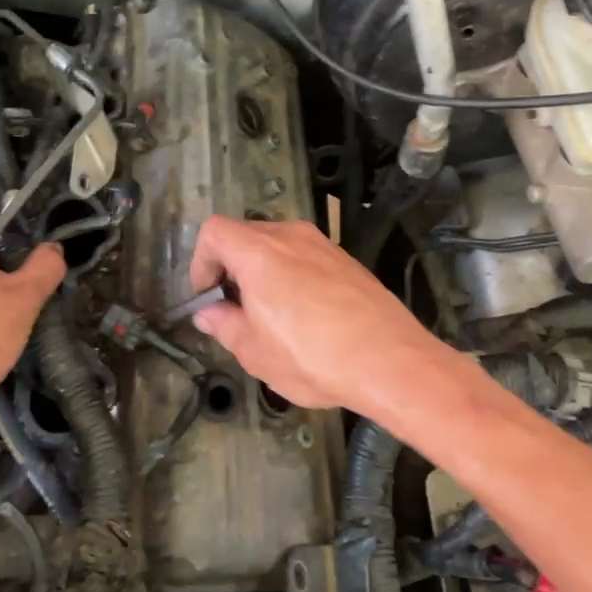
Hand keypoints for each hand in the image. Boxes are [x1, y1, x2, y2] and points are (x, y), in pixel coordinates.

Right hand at [188, 215, 442, 410]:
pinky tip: (307, 318)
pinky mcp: (347, 259)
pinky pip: (305, 257)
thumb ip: (224, 325)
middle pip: (245, 235)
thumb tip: (209, 312)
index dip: (201, 262)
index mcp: (259, 251)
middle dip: (231, 268)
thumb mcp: (255, 352)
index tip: (208, 297)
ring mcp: (323, 244)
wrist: (391, 360)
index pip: (214, 231)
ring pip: (277, 246)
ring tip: (272, 318)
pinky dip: (292, 276)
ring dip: (263, 273)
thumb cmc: (313, 357)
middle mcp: (290, 236)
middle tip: (236, 312)